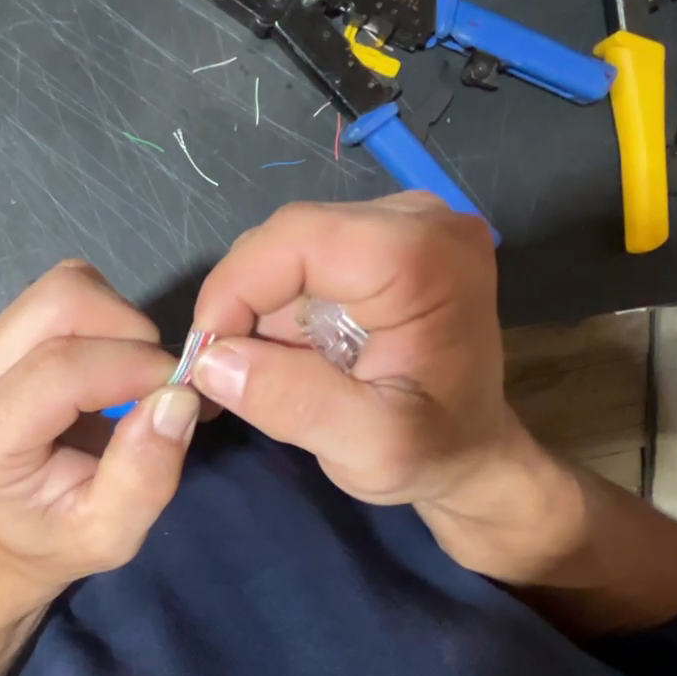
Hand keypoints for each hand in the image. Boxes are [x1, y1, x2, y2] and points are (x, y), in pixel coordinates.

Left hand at [0, 261, 200, 599]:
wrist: (24, 531)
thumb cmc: (64, 538)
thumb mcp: (113, 534)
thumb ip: (143, 476)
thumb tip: (177, 398)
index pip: (59, 370)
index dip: (135, 368)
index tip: (184, 393)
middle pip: (57, 305)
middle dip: (129, 332)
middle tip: (161, 382)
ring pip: (61, 288)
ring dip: (119, 323)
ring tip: (137, 377)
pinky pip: (62, 294)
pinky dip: (106, 318)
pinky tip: (113, 364)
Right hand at [190, 191, 526, 508]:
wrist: (471, 452)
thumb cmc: (431, 454)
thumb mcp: (368, 448)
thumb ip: (294, 402)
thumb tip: (211, 362)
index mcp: (425, 259)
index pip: (296, 239)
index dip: (234, 290)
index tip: (206, 359)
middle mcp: (417, 221)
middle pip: (287, 239)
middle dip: (240, 306)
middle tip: (220, 373)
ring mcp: (400, 226)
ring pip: (286, 250)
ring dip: (255, 312)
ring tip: (253, 372)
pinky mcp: (382, 243)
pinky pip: (300, 262)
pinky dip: (274, 309)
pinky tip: (283, 356)